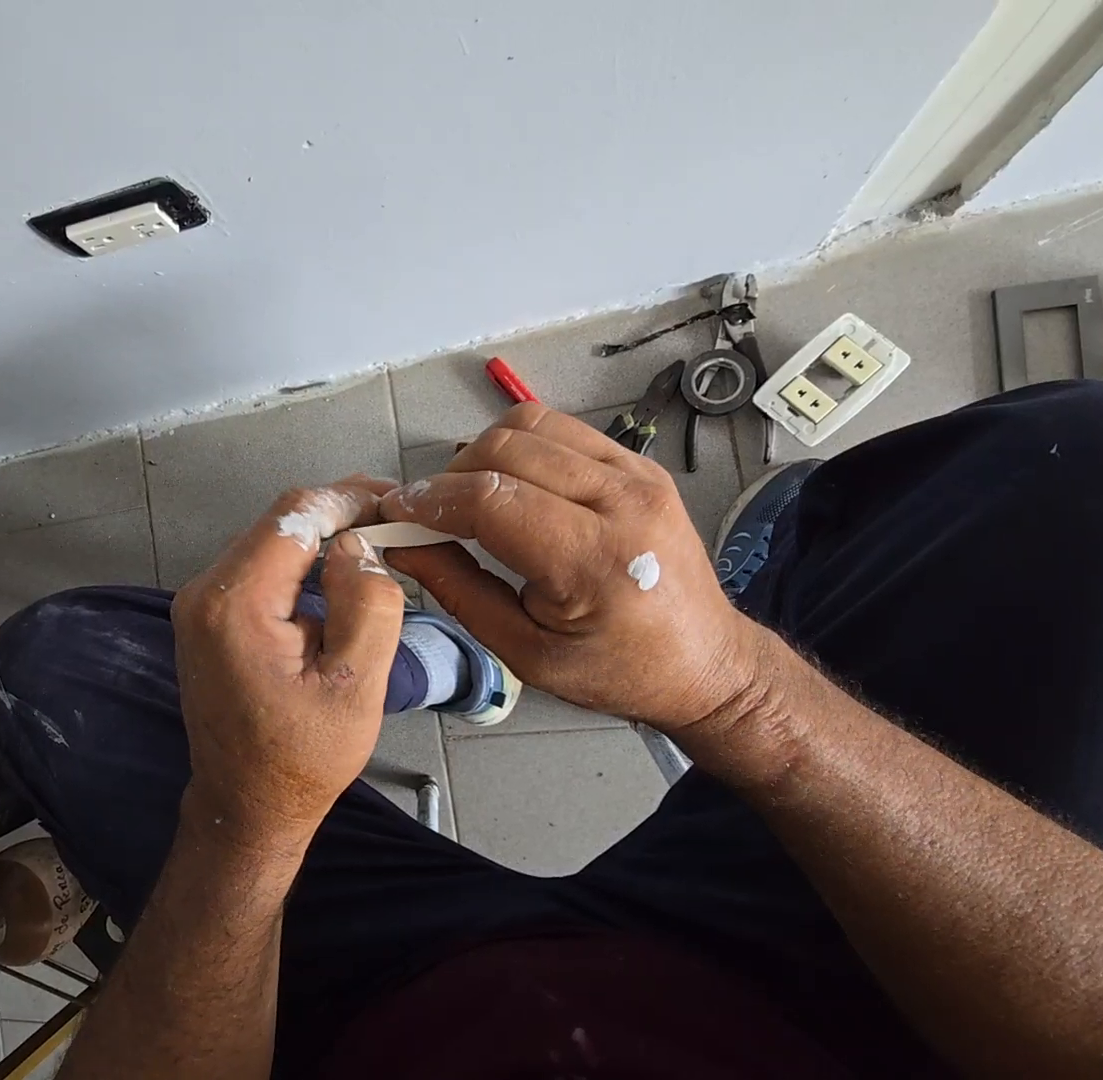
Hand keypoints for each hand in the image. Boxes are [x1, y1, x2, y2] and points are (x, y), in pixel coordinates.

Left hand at [172, 477, 405, 849]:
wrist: (246, 805)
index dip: (348, 498)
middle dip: (338, 514)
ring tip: (376, 543)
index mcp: (234, 604)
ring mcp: (199, 604)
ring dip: (322, 538)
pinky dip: (301, 563)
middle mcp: (203, 593)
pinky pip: (259, 568)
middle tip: (393, 519)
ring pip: (269, 542)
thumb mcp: (355, 686)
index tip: (394, 501)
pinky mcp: (208, 617)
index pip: (293, 516)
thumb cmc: (303, 757)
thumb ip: (367, 604)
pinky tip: (338, 574)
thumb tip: (359, 545)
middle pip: (278, 523)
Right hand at [379, 403, 760, 730]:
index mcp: (594, 561)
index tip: (396, 513)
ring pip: (530, 424)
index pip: (492, 499)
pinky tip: (508, 485)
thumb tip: (403, 544)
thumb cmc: (614, 670)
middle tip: (426, 512)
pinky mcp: (639, 464)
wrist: (705, 661)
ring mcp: (636, 473)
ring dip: (481, 453)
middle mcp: (622, 501)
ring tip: (467, 496)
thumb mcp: (524, 651)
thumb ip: (458, 590)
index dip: (430, 500)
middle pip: (506, 448)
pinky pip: (560, 428)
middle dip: (448, 476)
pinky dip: (518, 447)